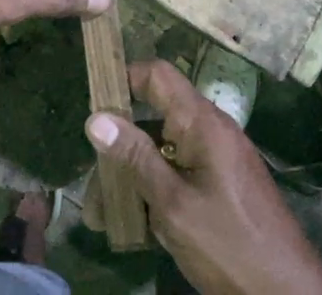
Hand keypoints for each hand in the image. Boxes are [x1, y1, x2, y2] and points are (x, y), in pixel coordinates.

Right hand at [85, 61, 321, 294]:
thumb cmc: (231, 246)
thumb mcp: (174, 204)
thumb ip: (135, 158)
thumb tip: (95, 118)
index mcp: (203, 124)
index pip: (157, 75)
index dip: (123, 78)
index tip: (92, 103)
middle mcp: (211, 132)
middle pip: (153, 119)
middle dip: (118, 147)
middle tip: (91, 183)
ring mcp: (218, 160)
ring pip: (161, 152)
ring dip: (131, 178)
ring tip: (101, 216)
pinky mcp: (221, 186)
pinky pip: (177, 173)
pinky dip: (152, 191)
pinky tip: (131, 223)